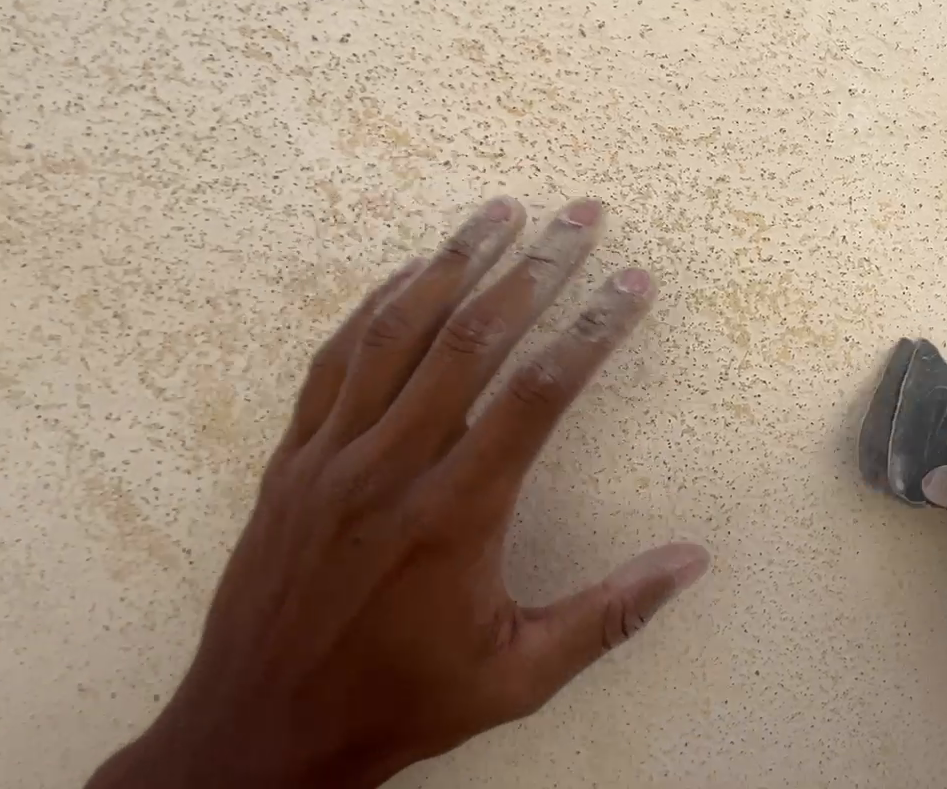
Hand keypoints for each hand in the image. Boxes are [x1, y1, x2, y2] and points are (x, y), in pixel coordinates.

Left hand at [87, 197, 708, 788]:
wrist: (251, 740)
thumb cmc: (400, 701)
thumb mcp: (521, 677)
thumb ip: (613, 613)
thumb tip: (695, 560)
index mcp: (454, 513)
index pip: (539, 395)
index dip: (594, 330)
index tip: (634, 284)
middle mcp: (390, 468)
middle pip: (472, 339)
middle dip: (537, 267)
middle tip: (583, 216)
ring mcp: (331, 458)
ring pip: (397, 332)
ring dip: (455, 262)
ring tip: (502, 210)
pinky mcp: (292, 460)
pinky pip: (335, 359)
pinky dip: (378, 303)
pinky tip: (412, 268)